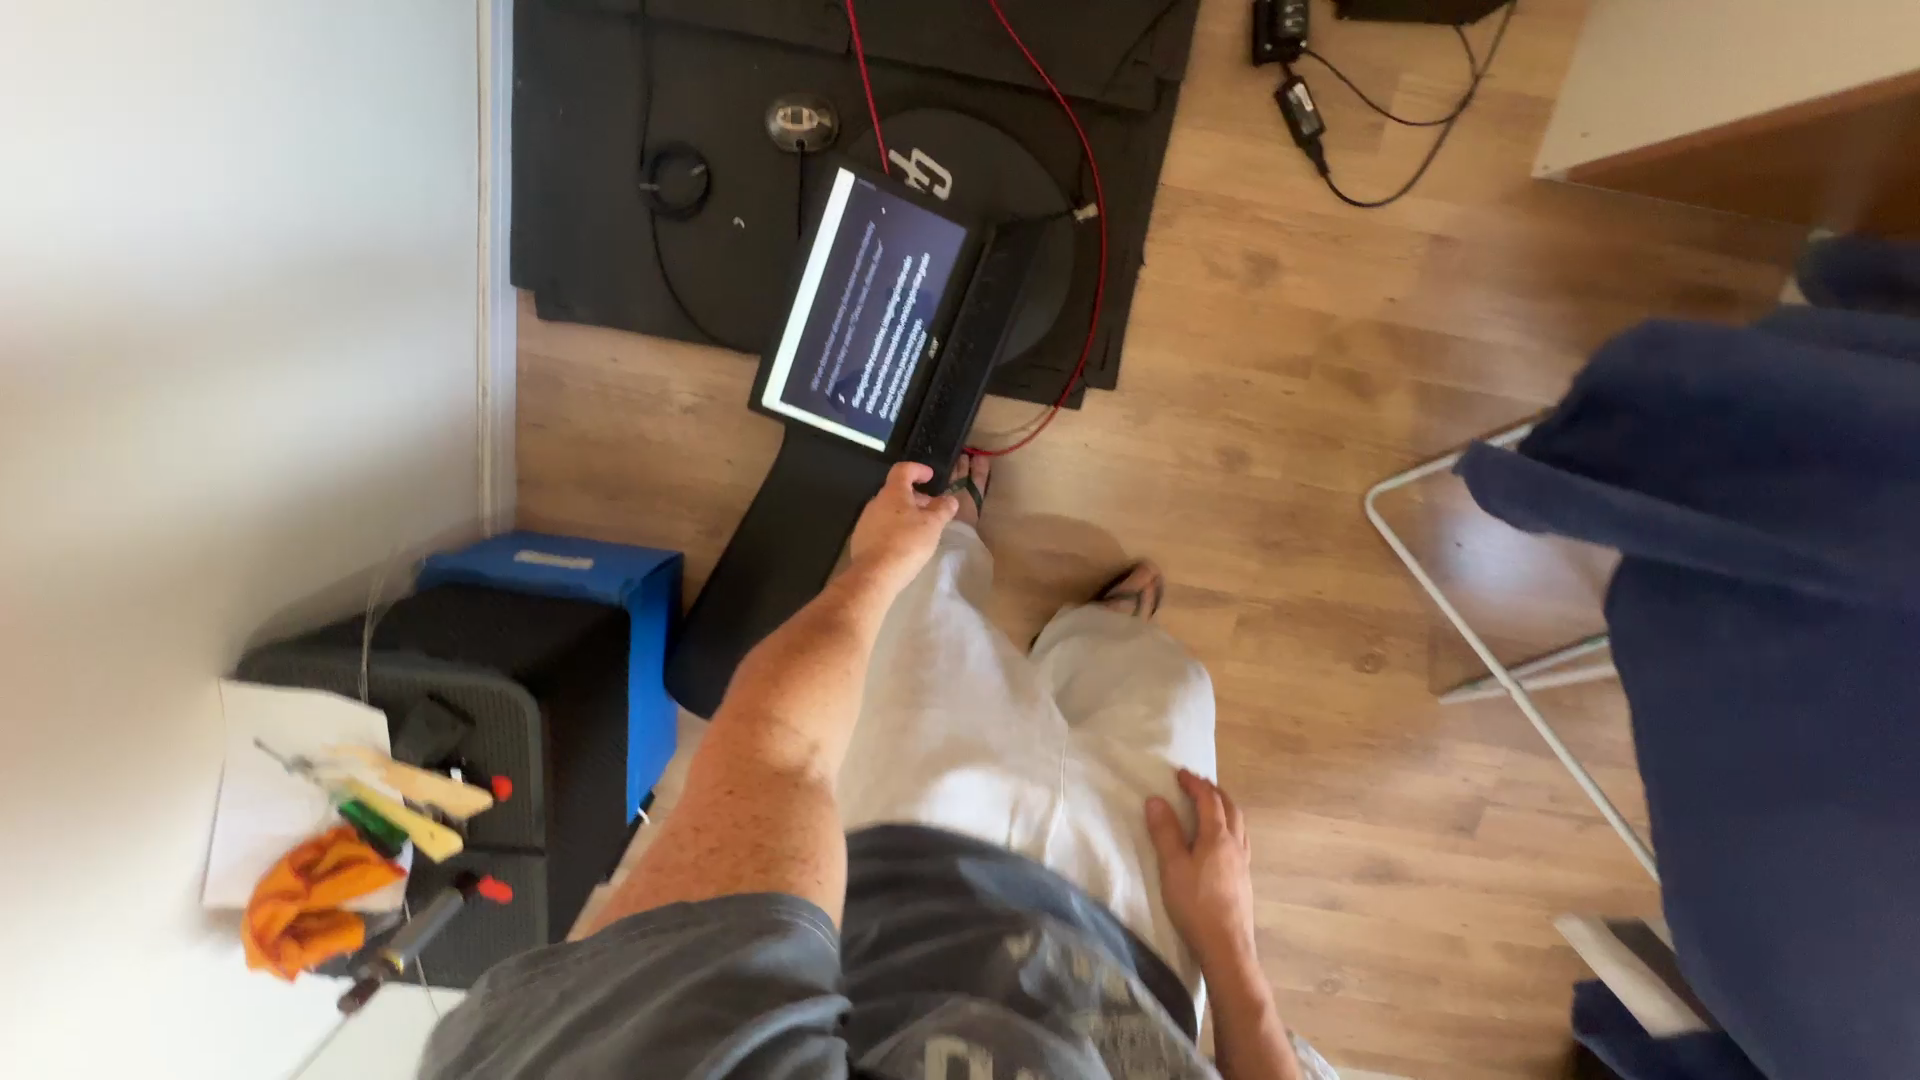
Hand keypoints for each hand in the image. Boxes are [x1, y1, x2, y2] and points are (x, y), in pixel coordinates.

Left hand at [847, 462, 958, 600]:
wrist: (875, 574)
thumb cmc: (907, 543)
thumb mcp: (932, 525)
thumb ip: (943, 509)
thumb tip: (950, 499)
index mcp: (893, 493)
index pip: (903, 469)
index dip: (918, 469)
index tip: (931, 476)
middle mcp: (876, 502)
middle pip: (896, 491)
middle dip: (916, 497)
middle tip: (932, 509)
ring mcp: (866, 521)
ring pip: (889, 510)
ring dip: (906, 514)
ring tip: (921, 529)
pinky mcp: (861, 539)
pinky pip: (881, 526)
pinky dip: (895, 528)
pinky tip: (904, 544)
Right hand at [1146, 768, 1257, 973]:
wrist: (1226, 947)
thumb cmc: (1196, 904)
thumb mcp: (1172, 866)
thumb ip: (1165, 832)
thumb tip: (1156, 799)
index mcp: (1218, 837)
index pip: (1208, 800)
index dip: (1195, 784)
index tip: (1180, 774)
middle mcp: (1235, 846)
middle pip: (1230, 808)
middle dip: (1213, 792)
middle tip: (1196, 784)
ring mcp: (1243, 864)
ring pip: (1239, 825)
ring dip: (1225, 809)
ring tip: (1210, 807)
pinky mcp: (1243, 881)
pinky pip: (1240, 841)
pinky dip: (1229, 828)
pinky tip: (1220, 843)